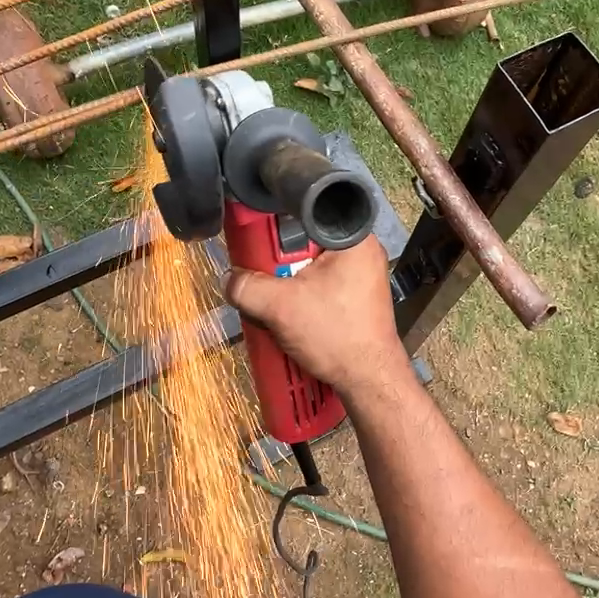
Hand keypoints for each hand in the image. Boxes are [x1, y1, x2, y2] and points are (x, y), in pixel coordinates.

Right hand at [223, 236, 408, 398]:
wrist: (369, 382)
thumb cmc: (338, 337)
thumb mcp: (280, 307)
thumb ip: (246, 286)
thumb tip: (229, 279)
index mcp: (352, 239)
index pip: (304, 215)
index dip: (274, 229)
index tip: (255, 243)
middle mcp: (360, 252)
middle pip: (303, 244)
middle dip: (278, 265)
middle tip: (263, 278)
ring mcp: (360, 277)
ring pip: (308, 269)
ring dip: (286, 286)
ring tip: (274, 302)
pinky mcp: (354, 299)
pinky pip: (317, 288)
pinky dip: (299, 300)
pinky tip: (288, 317)